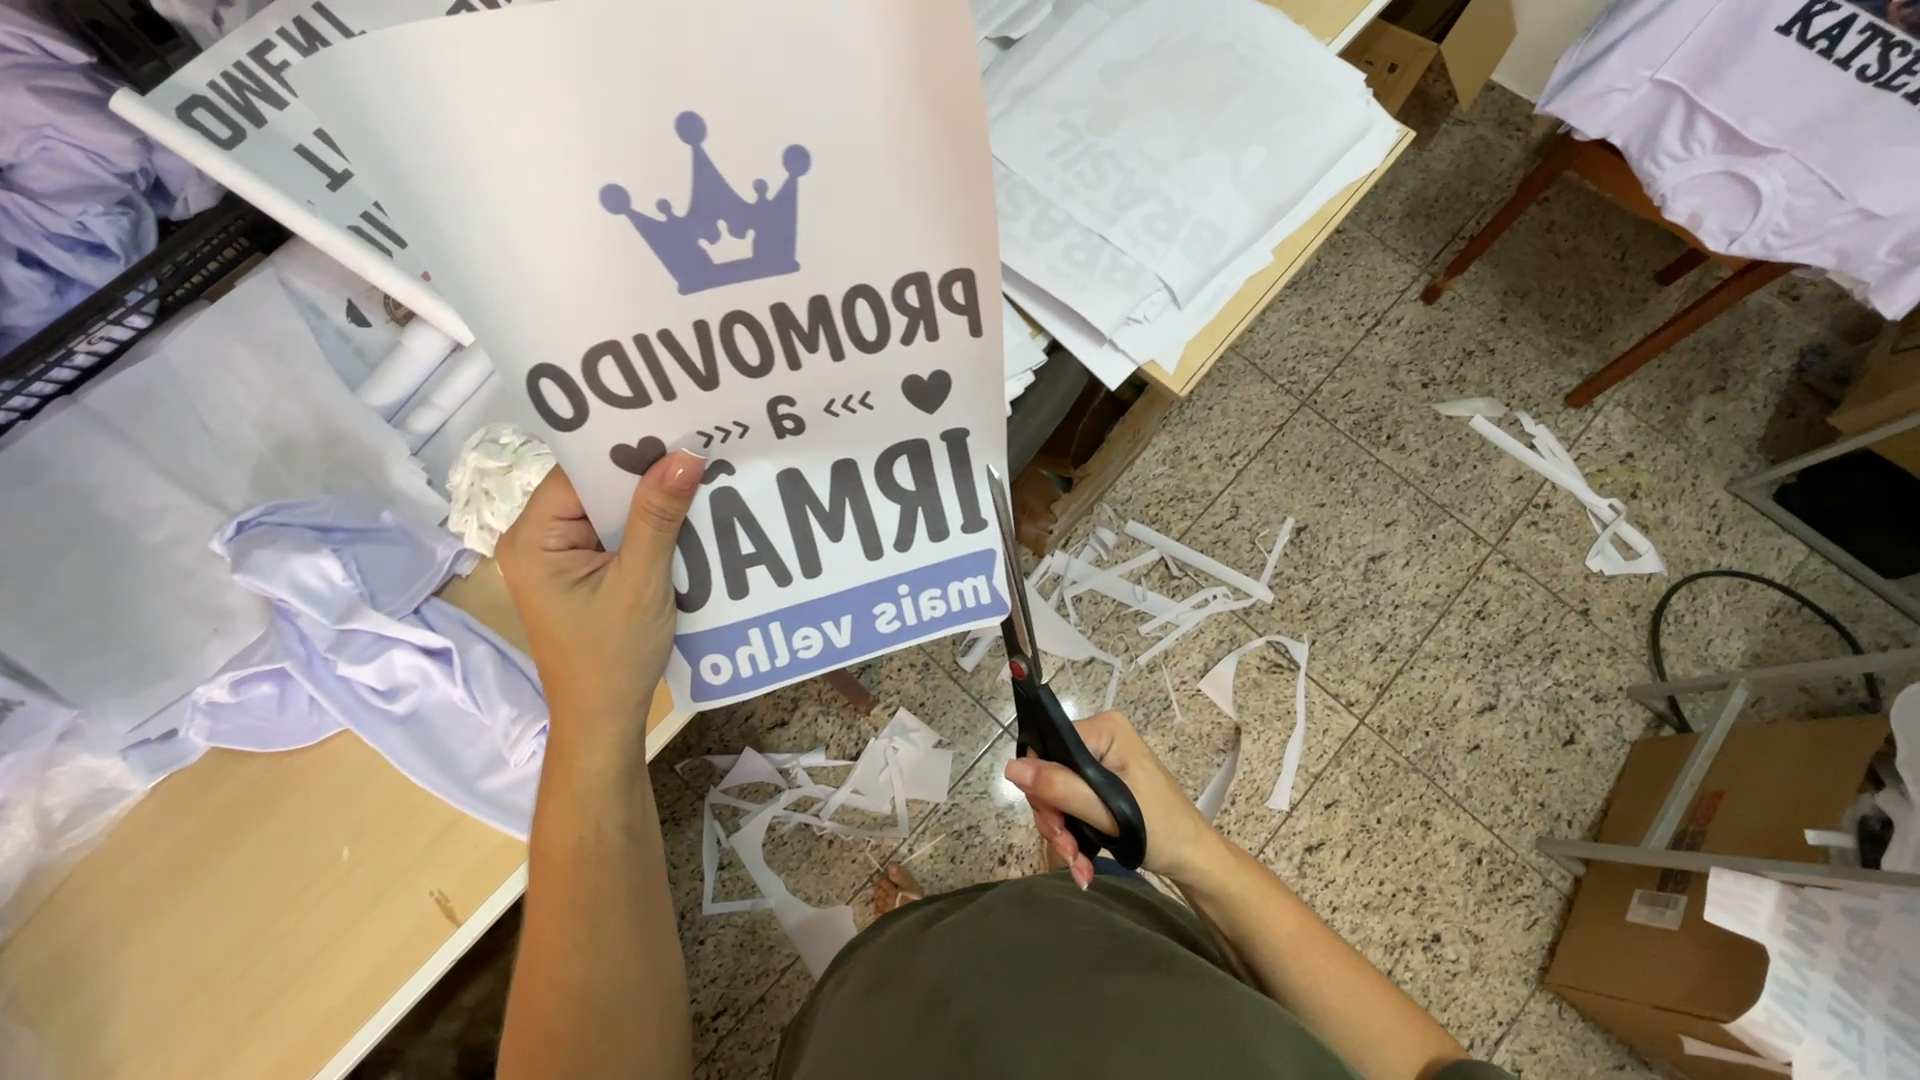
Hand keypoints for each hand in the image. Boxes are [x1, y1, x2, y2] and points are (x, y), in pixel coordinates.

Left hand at [496, 452, 703, 748]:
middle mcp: (538, 540)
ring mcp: (561, 557)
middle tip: (695, 447)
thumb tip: (685, 455)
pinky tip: (683, 515)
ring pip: (608, 510)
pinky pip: (616, 534)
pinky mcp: (583, 572)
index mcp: (533, 539)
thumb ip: (658, 517)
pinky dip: (647, 526)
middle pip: (593, 487)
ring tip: (697, 474)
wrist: (605, 718)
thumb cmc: (614, 656)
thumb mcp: (641, 582)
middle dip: (642, 474)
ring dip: (649, 501)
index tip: (674, 432)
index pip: (579, 474)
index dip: (625, 452)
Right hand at [1003, 711, 1227, 888]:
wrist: (1194, 859)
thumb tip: (1012, 767)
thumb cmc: (1161, 830)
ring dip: (1063, 832)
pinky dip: (1073, 833)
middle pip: (1049, 773)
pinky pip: (1071, 802)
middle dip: (1055, 818)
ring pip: (1057, 793)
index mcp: (1104, 731)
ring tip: (1079, 864)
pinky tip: (1082, 862)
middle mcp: (1099, 738)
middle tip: (1068, 850)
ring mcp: (1100, 761)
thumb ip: (1060, 787)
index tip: (1054, 824)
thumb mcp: (1107, 811)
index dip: (1041, 786)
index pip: (1048, 746)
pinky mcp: (1101, 783)